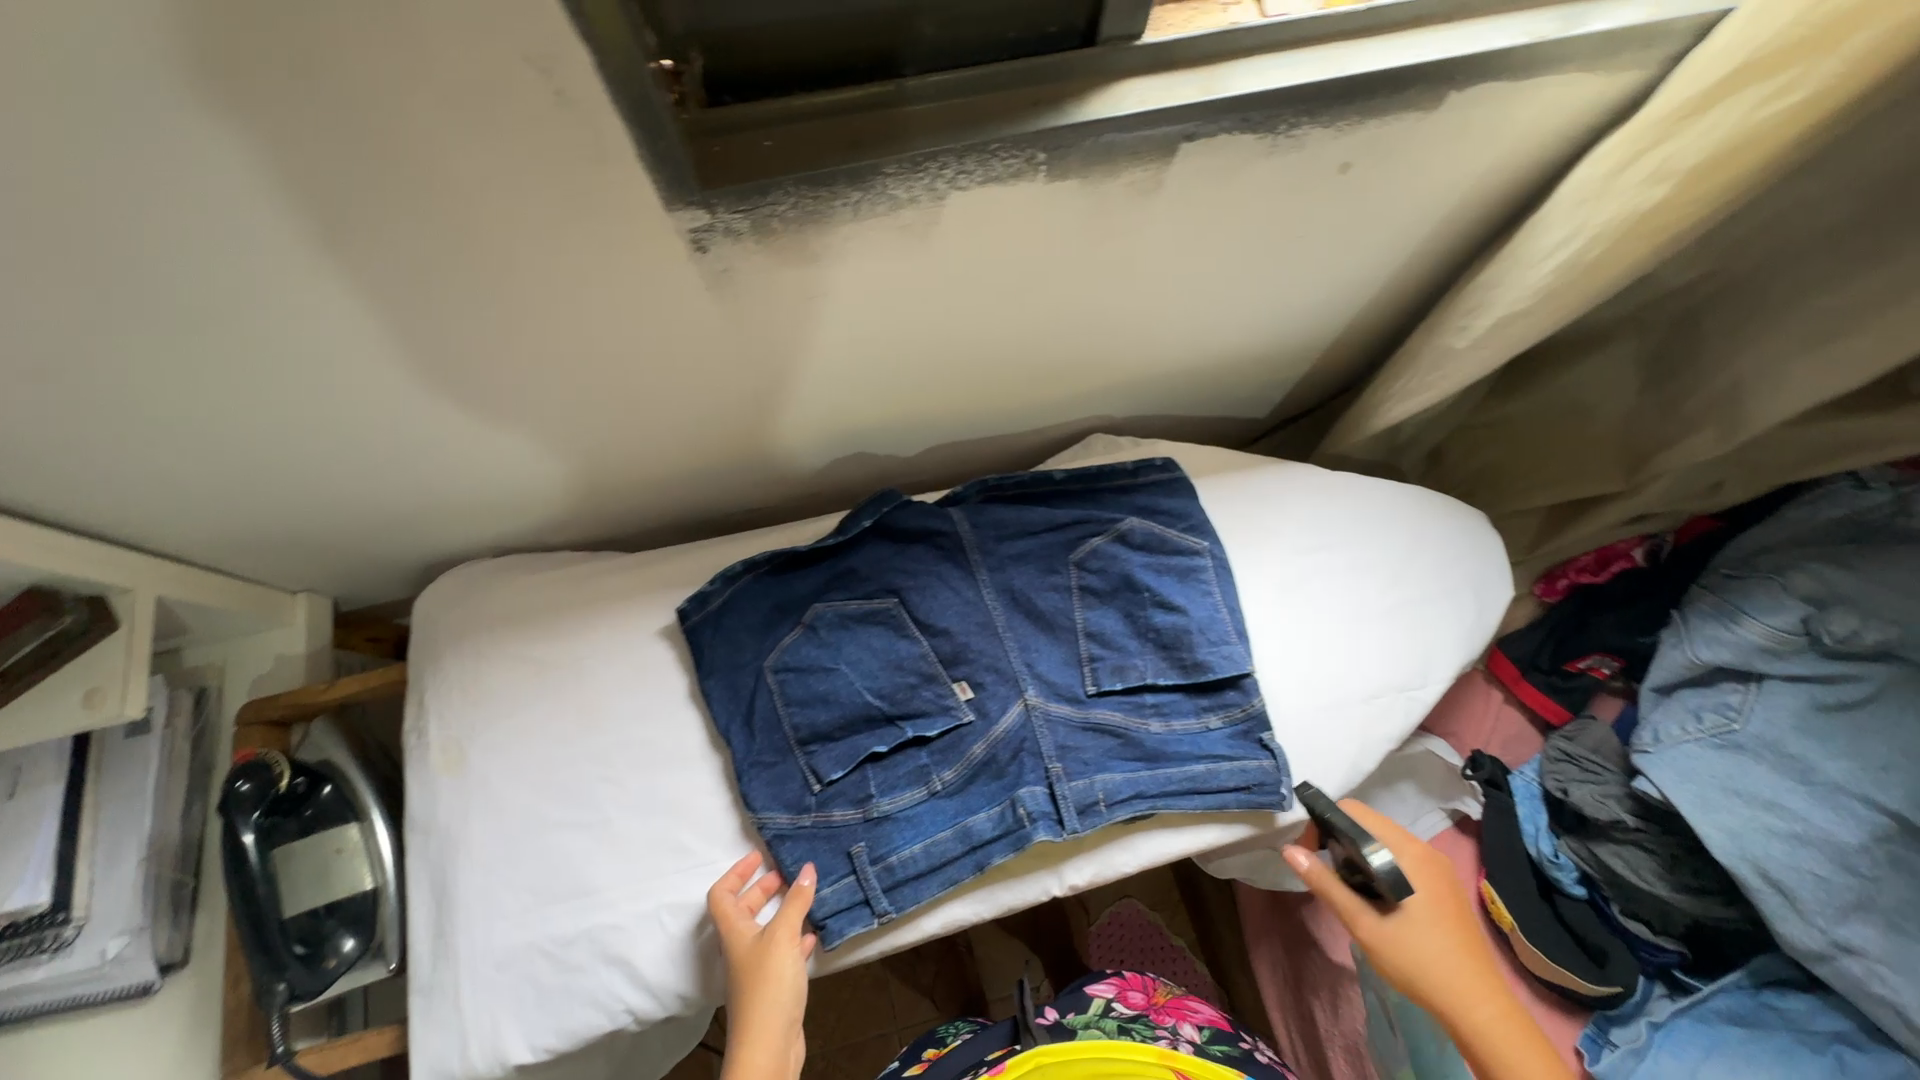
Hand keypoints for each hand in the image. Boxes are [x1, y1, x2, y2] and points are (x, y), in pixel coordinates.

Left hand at [708, 852, 817, 1079]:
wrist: (768, 1047)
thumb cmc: (768, 986)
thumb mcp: (783, 937)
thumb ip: (796, 901)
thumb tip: (806, 868)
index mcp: (733, 932)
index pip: (721, 894)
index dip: (736, 873)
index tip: (758, 856)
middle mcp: (741, 947)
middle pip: (744, 910)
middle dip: (763, 889)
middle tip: (787, 872)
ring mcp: (756, 968)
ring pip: (766, 931)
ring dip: (783, 912)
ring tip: (805, 896)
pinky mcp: (773, 986)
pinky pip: (783, 952)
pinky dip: (797, 939)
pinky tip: (814, 934)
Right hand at [1282, 799, 1505, 1019]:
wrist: (1477, 1004)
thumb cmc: (1417, 962)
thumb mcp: (1363, 925)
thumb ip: (1326, 884)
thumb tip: (1288, 850)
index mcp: (1408, 852)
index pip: (1354, 812)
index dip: (1324, 822)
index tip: (1310, 852)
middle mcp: (1425, 849)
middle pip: (1370, 824)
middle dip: (1339, 839)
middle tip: (1323, 872)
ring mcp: (1437, 866)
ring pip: (1385, 842)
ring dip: (1358, 854)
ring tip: (1344, 887)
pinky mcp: (1442, 883)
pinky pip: (1401, 858)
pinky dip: (1378, 865)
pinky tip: (1372, 896)